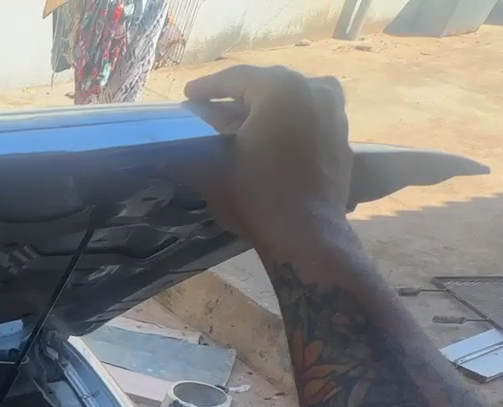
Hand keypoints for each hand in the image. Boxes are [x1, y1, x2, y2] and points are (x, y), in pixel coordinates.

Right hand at [182, 65, 351, 253]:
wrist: (305, 233)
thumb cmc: (256, 199)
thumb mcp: (213, 175)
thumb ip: (189, 155)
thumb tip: (163, 152)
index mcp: (280, 90)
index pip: (238, 78)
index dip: (209, 87)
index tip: (188, 95)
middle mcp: (313, 89)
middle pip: (266, 86)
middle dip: (235, 98)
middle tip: (209, 111)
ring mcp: (332, 110)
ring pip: (290, 99)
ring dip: (261, 109)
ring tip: (239, 126)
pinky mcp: (339, 134)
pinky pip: (306, 117)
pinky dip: (282, 122)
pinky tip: (266, 141)